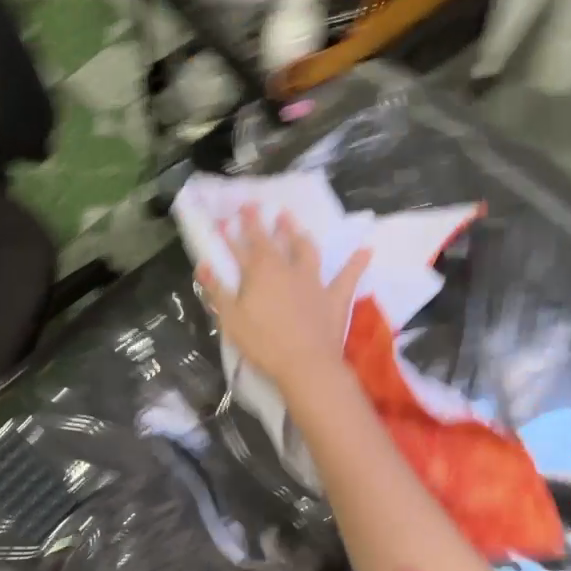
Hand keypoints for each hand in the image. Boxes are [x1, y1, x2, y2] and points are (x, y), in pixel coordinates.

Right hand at [198, 204, 367, 393]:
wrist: (305, 363)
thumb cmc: (262, 342)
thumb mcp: (231, 319)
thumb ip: (217, 290)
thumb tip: (204, 265)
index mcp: (260, 273)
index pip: (243, 248)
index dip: (233, 233)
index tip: (227, 218)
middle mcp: (287, 269)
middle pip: (272, 242)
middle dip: (261, 224)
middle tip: (255, 206)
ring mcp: (313, 281)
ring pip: (306, 251)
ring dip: (298, 234)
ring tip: (293, 223)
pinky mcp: (334, 297)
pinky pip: (348, 276)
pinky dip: (356, 263)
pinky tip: (366, 250)